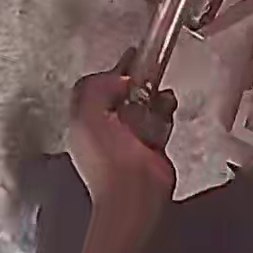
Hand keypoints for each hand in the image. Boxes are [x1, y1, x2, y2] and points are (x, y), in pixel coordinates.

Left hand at [67, 69, 175, 220]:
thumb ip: (95, 87)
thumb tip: (117, 77)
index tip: (130, 58)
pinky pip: (161, 118)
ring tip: (160, 97)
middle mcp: (106, 128)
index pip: (95, 86)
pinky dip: (166, 111)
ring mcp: (130, 137)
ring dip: (155, 96)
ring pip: (144, 103)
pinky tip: (167, 110)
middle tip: (149, 74)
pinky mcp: (152, 145)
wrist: (135, 194)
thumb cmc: (107, 160)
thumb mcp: (87, 115)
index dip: (111, 71)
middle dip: (137, 82)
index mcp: (85, 122)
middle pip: (122, 92)